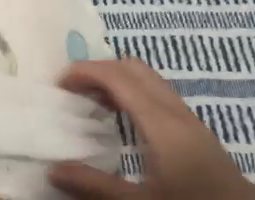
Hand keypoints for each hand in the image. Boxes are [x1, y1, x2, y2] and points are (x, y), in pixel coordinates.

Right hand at [49, 58, 254, 199]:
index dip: (83, 72)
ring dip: (119, 83)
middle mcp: (178, 114)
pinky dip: (136, 96)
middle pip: (134, 68)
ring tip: (95, 106)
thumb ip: (96, 187)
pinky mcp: (201, 138)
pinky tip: (126, 126)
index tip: (58, 86)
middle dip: (100, 71)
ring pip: (150, 81)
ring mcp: (193, 124)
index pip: (117, 76)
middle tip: (75, 93)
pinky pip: (161, 98)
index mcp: (162, 124)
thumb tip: (53, 170)